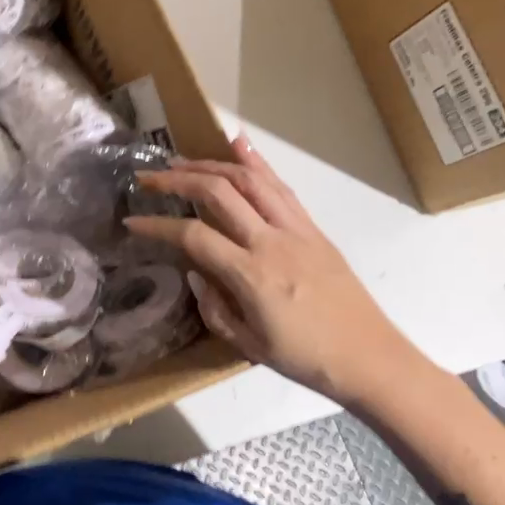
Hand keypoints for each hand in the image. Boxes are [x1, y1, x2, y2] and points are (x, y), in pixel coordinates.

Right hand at [127, 135, 431, 407]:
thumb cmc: (305, 360)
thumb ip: (214, 307)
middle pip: (218, 193)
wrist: (371, 359)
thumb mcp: (248, 344)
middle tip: (150, 178)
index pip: (193, 236)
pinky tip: (237, 144)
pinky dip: (256, 161)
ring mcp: (296, 230)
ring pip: (249, 181)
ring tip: (182, 160)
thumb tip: (197, 273)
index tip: (132, 222)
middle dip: (178, 180)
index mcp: (251, 275)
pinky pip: (280, 187)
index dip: (157, 226)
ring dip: (211, 164)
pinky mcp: (313, 229)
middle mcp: (271, 243)